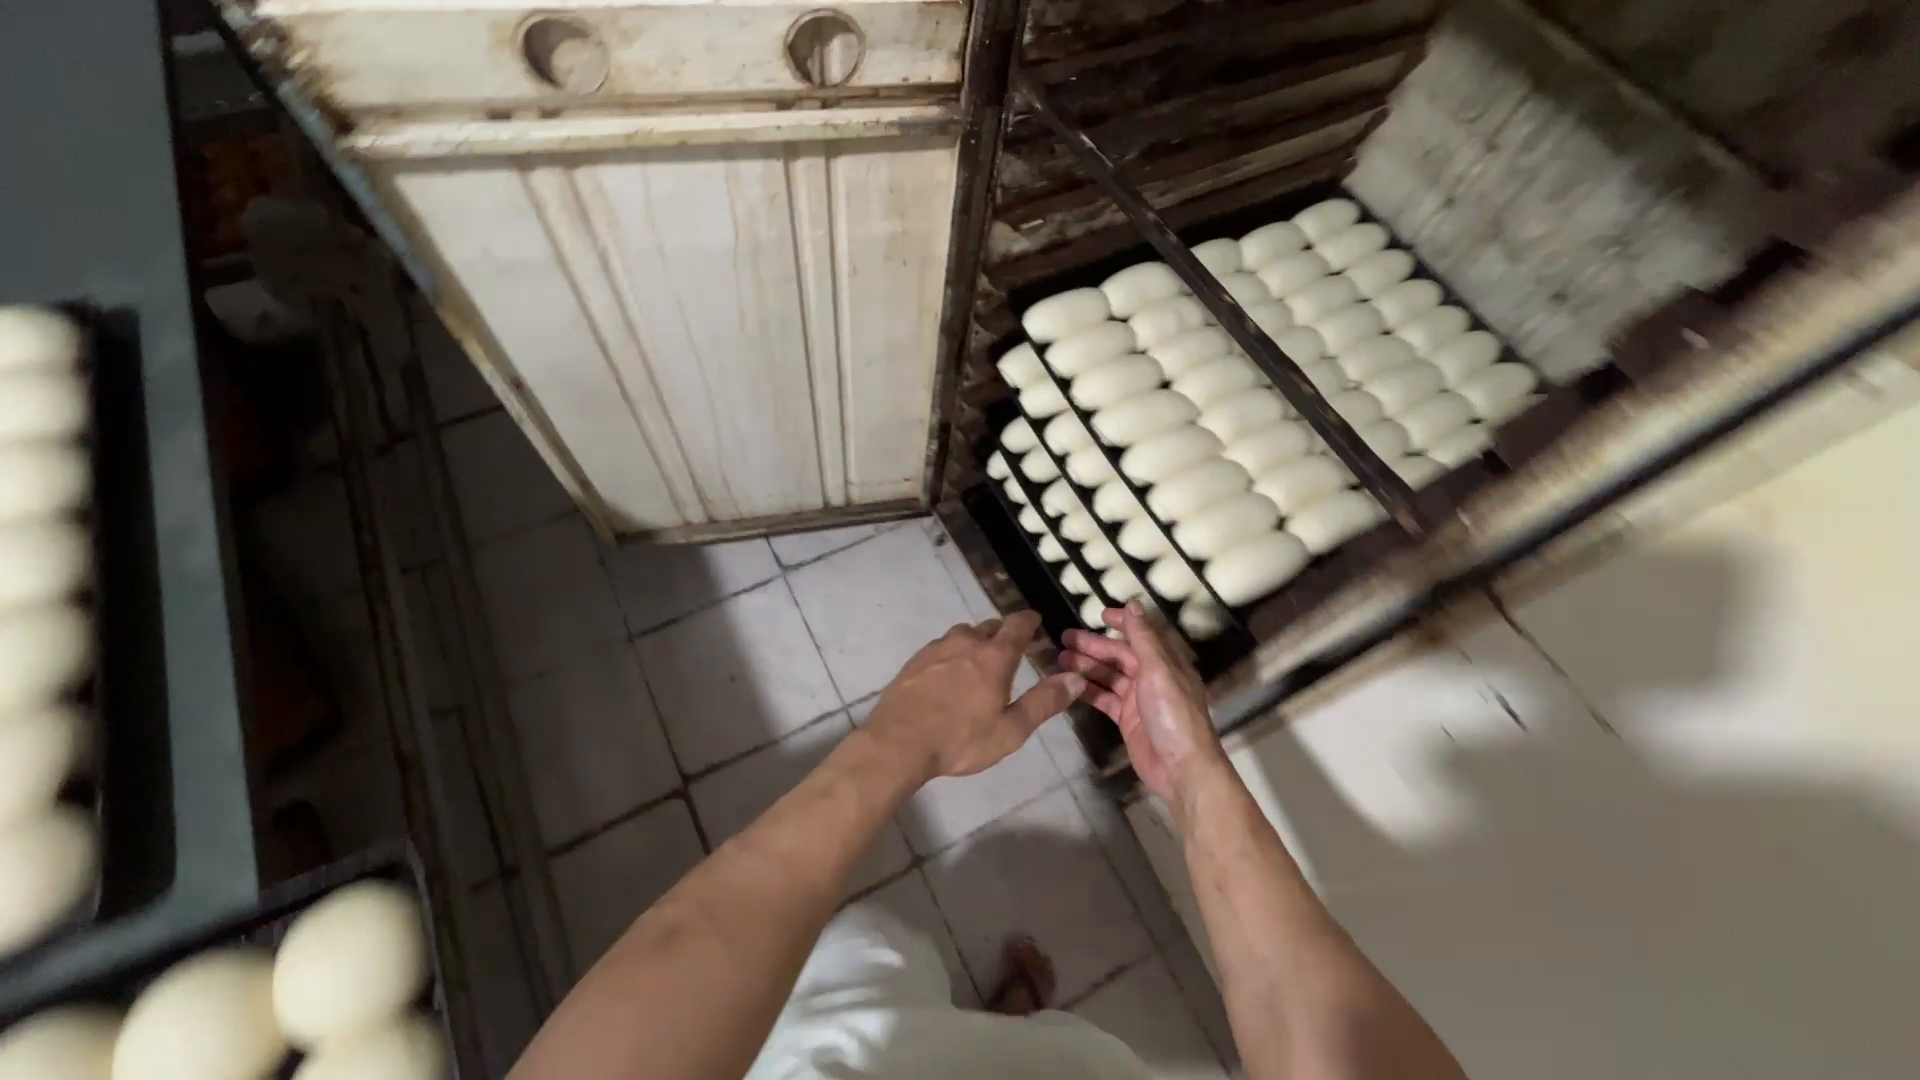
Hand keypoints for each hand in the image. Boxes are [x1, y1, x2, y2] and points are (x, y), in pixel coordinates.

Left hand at [865, 611, 1084, 782]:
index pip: (1017, 625)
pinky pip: (941, 648)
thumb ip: (1044, 702)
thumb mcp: (1011, 730)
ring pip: (962, 634)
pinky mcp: (914, 661)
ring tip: (980, 659)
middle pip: (989, 627)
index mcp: (994, 657)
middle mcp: (966, 643)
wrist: (897, 743)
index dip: (1029, 621)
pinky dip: (952, 653)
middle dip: (1003, 632)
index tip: (1035, 620)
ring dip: (976, 641)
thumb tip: (1076, 678)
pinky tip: (949, 673)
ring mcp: (936, 650)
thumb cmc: (961, 740)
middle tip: (1012, 647)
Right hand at [1059, 601, 1226, 800]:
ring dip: (1087, 666)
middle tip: (1064, 638)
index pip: (1142, 634)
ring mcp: (1139, 700)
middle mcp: (1153, 677)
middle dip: (1094, 646)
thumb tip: (1133, 603)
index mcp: (1166, 662)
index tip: (1098, 614)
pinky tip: (1069, 685)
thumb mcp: (1159, 671)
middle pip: (1120, 655)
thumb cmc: (1173, 715)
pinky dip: (1088, 691)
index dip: (1122, 622)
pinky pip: (1105, 699)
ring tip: (1060, 659)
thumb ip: (1144, 638)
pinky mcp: (1127, 720)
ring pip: (1109, 676)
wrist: (1181, 768)